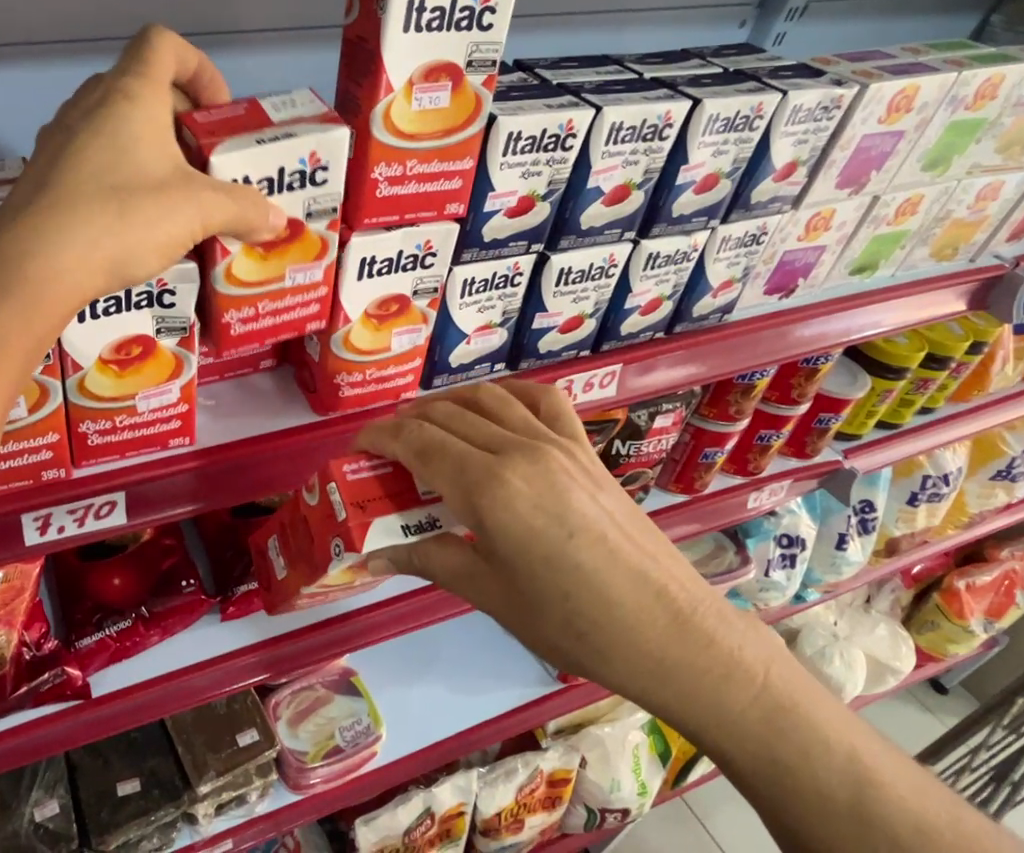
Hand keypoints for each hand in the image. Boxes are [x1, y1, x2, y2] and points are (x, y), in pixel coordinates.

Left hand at [0, 25, 285, 315]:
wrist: (33, 268)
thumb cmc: (122, 218)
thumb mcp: (197, 212)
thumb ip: (243, 209)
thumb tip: (278, 221)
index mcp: (129, 93)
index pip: (163, 42)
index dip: (200, 67)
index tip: (217, 114)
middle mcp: (89, 104)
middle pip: (141, 83)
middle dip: (180, 116)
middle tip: (202, 160)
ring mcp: (58, 139)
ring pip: (113, 123)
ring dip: (149, 146)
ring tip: (171, 193)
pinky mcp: (43, 175)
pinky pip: (90, 156)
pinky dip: (118, 172)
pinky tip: (131, 220)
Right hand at [357, 381, 772, 711]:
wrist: (666, 629)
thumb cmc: (571, 622)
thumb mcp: (490, 593)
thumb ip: (429, 559)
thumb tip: (371, 556)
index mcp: (489, 487)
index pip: (418, 441)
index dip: (380, 437)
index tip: (357, 446)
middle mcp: (519, 450)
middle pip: (446, 415)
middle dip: (406, 423)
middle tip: (384, 447)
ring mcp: (557, 443)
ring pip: (488, 398)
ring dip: (448, 403)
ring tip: (427, 424)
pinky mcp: (586, 449)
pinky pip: (540, 400)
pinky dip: (507, 394)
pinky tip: (494, 408)